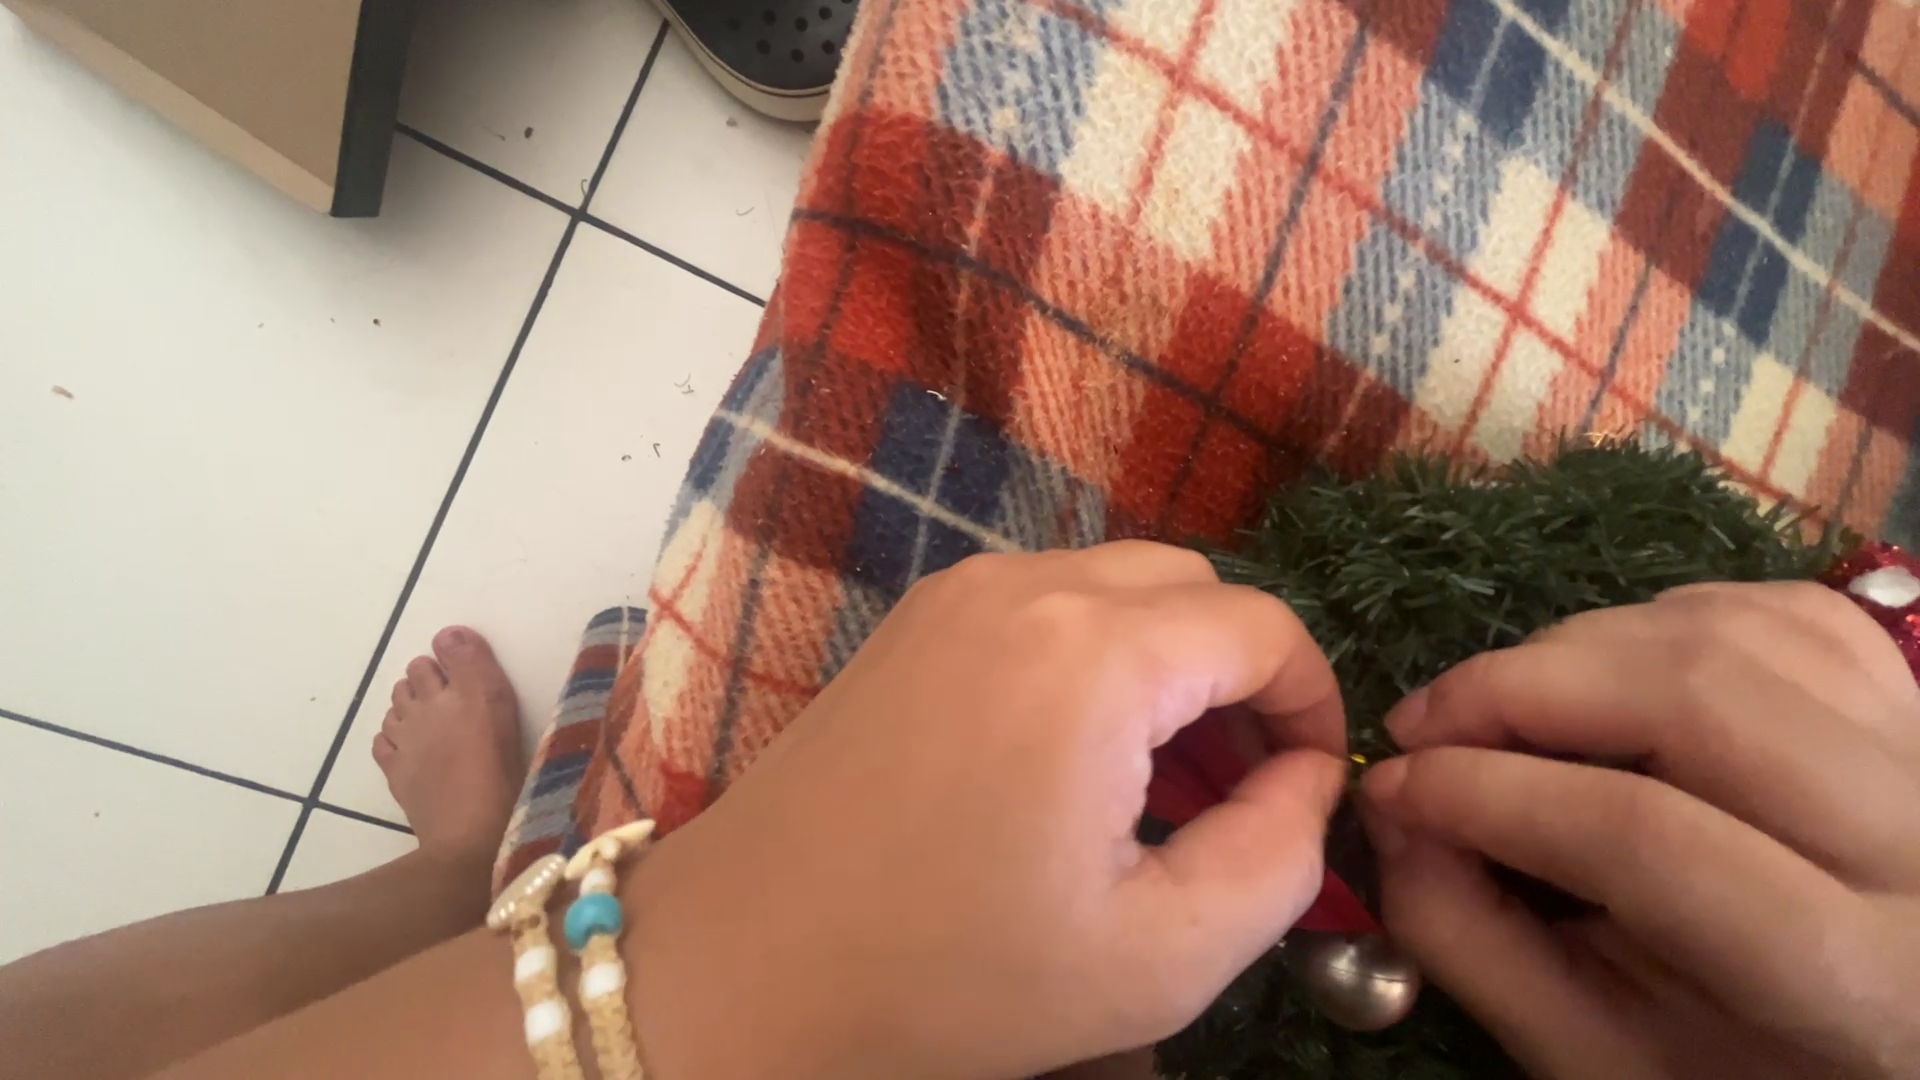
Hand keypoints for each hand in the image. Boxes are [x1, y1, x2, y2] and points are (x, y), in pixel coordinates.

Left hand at [623, 543, 1347, 1079]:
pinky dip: (1093, 651)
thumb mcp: (1157, 954)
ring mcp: (961, 588)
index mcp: (1091, 653)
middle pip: (1192, 587)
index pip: (1259, 625)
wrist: (748, 951)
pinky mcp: (921, 613)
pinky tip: (1068, 742)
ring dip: (1165, 659)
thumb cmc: (949, 972)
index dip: (1310, 698)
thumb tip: (1305, 777)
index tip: (1306, 779)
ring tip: (1154, 768)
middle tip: (1232, 778)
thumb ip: (1275, 856)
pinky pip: (1047, 600)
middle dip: (1240, 671)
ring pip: (1118, 585)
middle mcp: (1026, 586)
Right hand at [1360, 582, 1919, 1078]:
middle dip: (1504, 690)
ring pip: (1718, 634)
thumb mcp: (1582, 1050)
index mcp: (1862, 985)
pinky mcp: (1914, 704)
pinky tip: (1600, 673)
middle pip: (1687, 697)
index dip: (1478, 792)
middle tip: (1419, 725)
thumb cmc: (1723, 1067)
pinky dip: (1648, 621)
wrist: (1888, 1043)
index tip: (1382, 787)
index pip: (1641, 837)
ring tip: (1496, 705)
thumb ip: (1458, 930)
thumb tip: (1385, 807)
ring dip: (1560, 649)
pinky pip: (1772, 611)